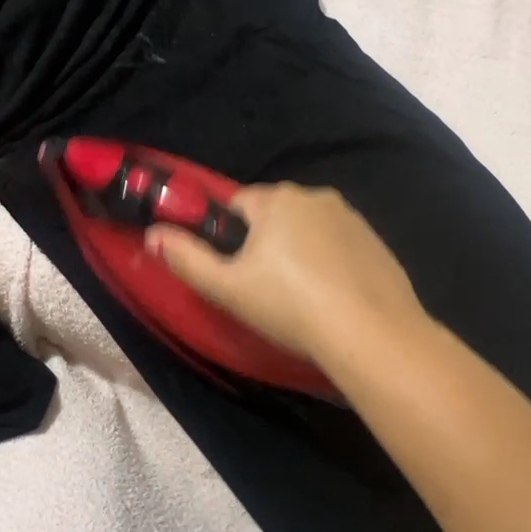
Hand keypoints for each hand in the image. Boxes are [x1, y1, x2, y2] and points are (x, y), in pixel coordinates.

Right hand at [147, 182, 434, 365]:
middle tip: (263, 289)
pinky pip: (339, 245)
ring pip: (308, 229)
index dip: (230, 237)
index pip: (237, 205)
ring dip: (299, 251)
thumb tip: (153, 235)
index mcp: (276, 200)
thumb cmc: (290, 306)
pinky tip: (331, 298)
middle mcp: (315, 196)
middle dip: (265, 242)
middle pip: (274, 215)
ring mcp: (352, 217)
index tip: (235, 270)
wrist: (372, 335)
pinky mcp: (377, 242)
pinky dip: (330, 263)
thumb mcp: (227, 288)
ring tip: (300, 298)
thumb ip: (186, 258)